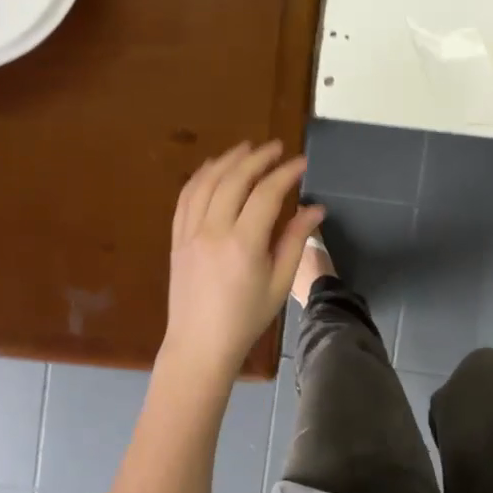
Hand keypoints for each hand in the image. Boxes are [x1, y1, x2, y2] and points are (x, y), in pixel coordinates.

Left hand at [159, 141, 325, 379]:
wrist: (200, 344)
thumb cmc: (246, 319)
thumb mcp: (280, 284)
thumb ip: (295, 241)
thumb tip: (315, 208)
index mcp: (243, 244)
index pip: (267, 194)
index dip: (285, 173)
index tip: (301, 163)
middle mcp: (213, 231)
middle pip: (235, 179)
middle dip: (257, 158)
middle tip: (276, 148)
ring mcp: (190, 233)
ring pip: (207, 182)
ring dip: (227, 160)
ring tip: (246, 148)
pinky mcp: (177, 239)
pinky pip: (186, 198)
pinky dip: (201, 177)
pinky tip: (213, 168)